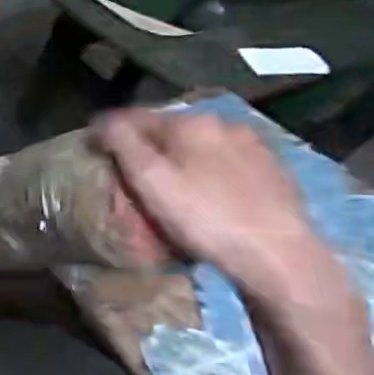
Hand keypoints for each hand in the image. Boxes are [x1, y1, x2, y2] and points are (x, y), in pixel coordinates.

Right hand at [94, 110, 347, 312]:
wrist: (281, 258)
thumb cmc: (205, 218)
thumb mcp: (149, 180)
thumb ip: (122, 143)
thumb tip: (101, 120)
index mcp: (192, 123)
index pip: (136, 117)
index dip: (109, 132)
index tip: (92, 150)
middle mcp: (225, 124)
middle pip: (170, 131)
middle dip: (147, 147)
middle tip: (131, 174)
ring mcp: (255, 147)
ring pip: (200, 146)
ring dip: (179, 159)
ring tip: (168, 187)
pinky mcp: (275, 172)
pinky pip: (226, 164)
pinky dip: (207, 173)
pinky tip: (206, 197)